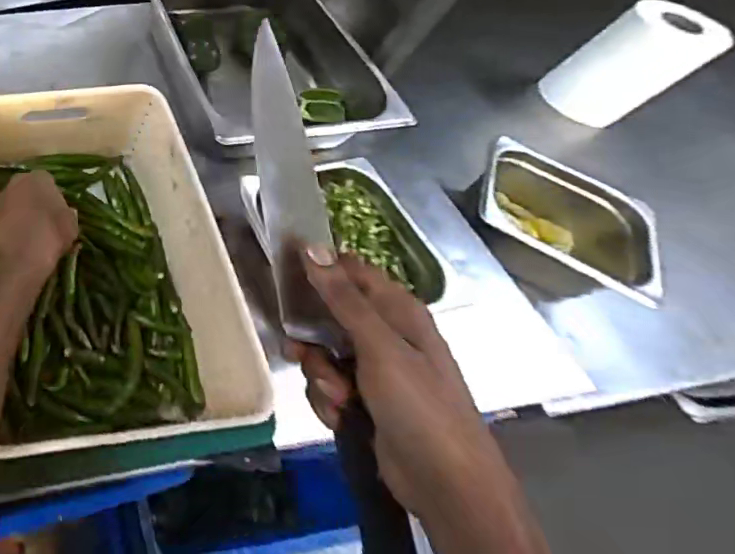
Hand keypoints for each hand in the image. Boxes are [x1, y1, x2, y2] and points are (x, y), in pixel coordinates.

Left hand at [0, 171, 77, 280]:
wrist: (24, 253)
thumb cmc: (53, 233)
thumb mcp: (71, 224)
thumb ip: (66, 213)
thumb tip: (63, 213)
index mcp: (41, 177)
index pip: (48, 181)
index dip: (52, 196)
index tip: (55, 210)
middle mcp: (19, 180)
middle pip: (27, 187)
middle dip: (32, 198)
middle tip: (40, 217)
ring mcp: (1, 195)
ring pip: (12, 199)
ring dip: (17, 209)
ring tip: (26, 229)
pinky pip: (2, 214)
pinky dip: (7, 222)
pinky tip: (14, 236)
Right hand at [292, 249, 546, 553]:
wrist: (448, 488)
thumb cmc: (420, 406)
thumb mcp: (380, 346)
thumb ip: (343, 298)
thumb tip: (312, 247)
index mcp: (397, 310)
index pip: (350, 271)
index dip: (319, 269)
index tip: (286, 277)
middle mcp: (385, 334)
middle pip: (327, 314)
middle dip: (311, 337)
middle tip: (301, 351)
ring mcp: (374, 370)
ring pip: (322, 353)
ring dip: (320, 374)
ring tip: (338, 397)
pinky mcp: (364, 402)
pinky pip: (327, 386)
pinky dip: (328, 400)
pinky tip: (342, 416)